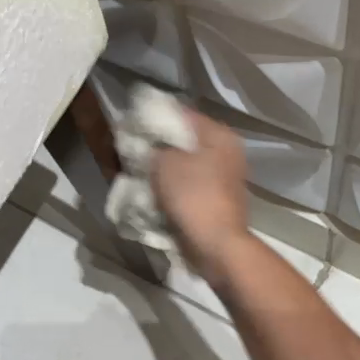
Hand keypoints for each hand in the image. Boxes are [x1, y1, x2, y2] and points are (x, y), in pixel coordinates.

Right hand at [148, 106, 251, 278]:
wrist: (215, 244)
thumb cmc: (192, 196)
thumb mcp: (165, 162)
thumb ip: (156, 146)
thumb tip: (152, 144)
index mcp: (219, 135)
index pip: (182, 115)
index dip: (156, 119)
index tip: (133, 128)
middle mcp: (227, 151)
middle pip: (185, 141)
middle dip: (160, 147)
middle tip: (134, 153)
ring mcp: (225, 177)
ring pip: (186, 164)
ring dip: (165, 169)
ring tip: (140, 174)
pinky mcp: (217, 199)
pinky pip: (189, 185)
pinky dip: (174, 187)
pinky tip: (154, 193)